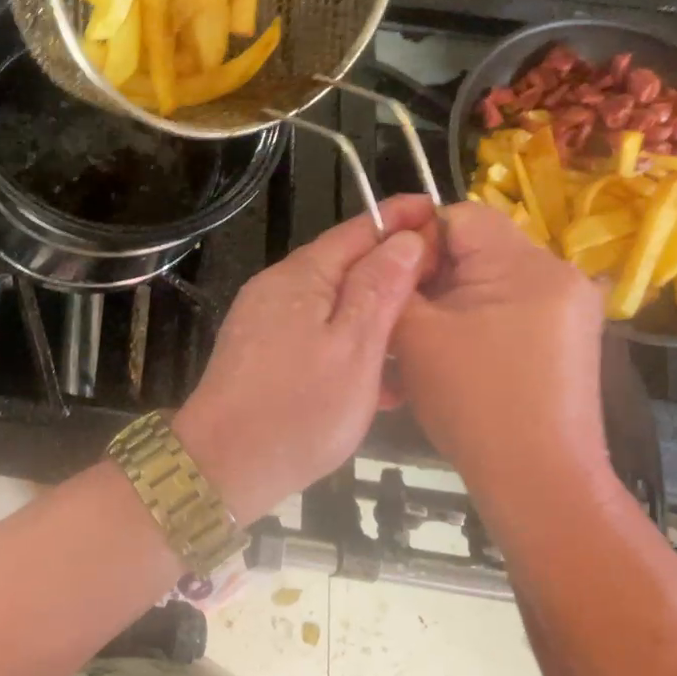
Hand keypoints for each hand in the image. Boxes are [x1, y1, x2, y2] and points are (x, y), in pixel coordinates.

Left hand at [171, 196, 436, 519]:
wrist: (226, 464)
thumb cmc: (299, 407)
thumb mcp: (354, 346)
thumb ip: (379, 288)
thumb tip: (404, 238)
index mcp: (298, 277)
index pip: (355, 231)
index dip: (398, 219)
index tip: (441, 211)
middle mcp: (276, 290)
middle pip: (343, 266)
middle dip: (394, 267)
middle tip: (449, 275)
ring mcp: (266, 324)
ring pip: (334, 305)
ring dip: (378, 314)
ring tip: (428, 329)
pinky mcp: (265, 356)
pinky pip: (319, 336)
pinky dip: (354, 346)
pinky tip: (388, 377)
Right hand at [391, 202, 609, 485]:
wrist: (538, 479)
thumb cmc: (472, 400)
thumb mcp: (415, 333)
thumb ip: (395, 281)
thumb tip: (389, 255)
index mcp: (527, 265)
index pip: (459, 215)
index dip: (415, 239)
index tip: (390, 281)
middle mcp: (558, 275)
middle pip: (475, 247)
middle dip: (429, 274)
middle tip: (397, 314)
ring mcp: (568, 310)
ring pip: (486, 281)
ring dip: (445, 301)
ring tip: (417, 340)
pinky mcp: (565, 339)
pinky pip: (505, 309)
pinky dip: (469, 322)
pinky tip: (447, 357)